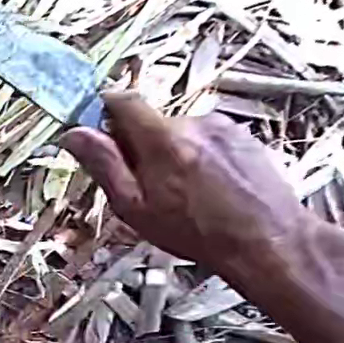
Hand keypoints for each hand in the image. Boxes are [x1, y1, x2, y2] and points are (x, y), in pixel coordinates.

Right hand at [60, 90, 324, 290]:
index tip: (95, 128)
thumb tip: (75, 135)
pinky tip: (203, 189)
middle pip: (150, 123)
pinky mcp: (245, 137)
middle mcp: (195, 124)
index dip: (103, 110)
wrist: (268, 241)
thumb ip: (104, 164)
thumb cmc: (197, 231)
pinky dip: (196, 159)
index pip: (123, 101)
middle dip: (138, 147)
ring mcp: (224, 128)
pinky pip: (204, 140)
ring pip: (177, 133)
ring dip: (169, 155)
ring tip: (178, 192)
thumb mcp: (133, 205)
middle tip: (141, 185)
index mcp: (162, 140)